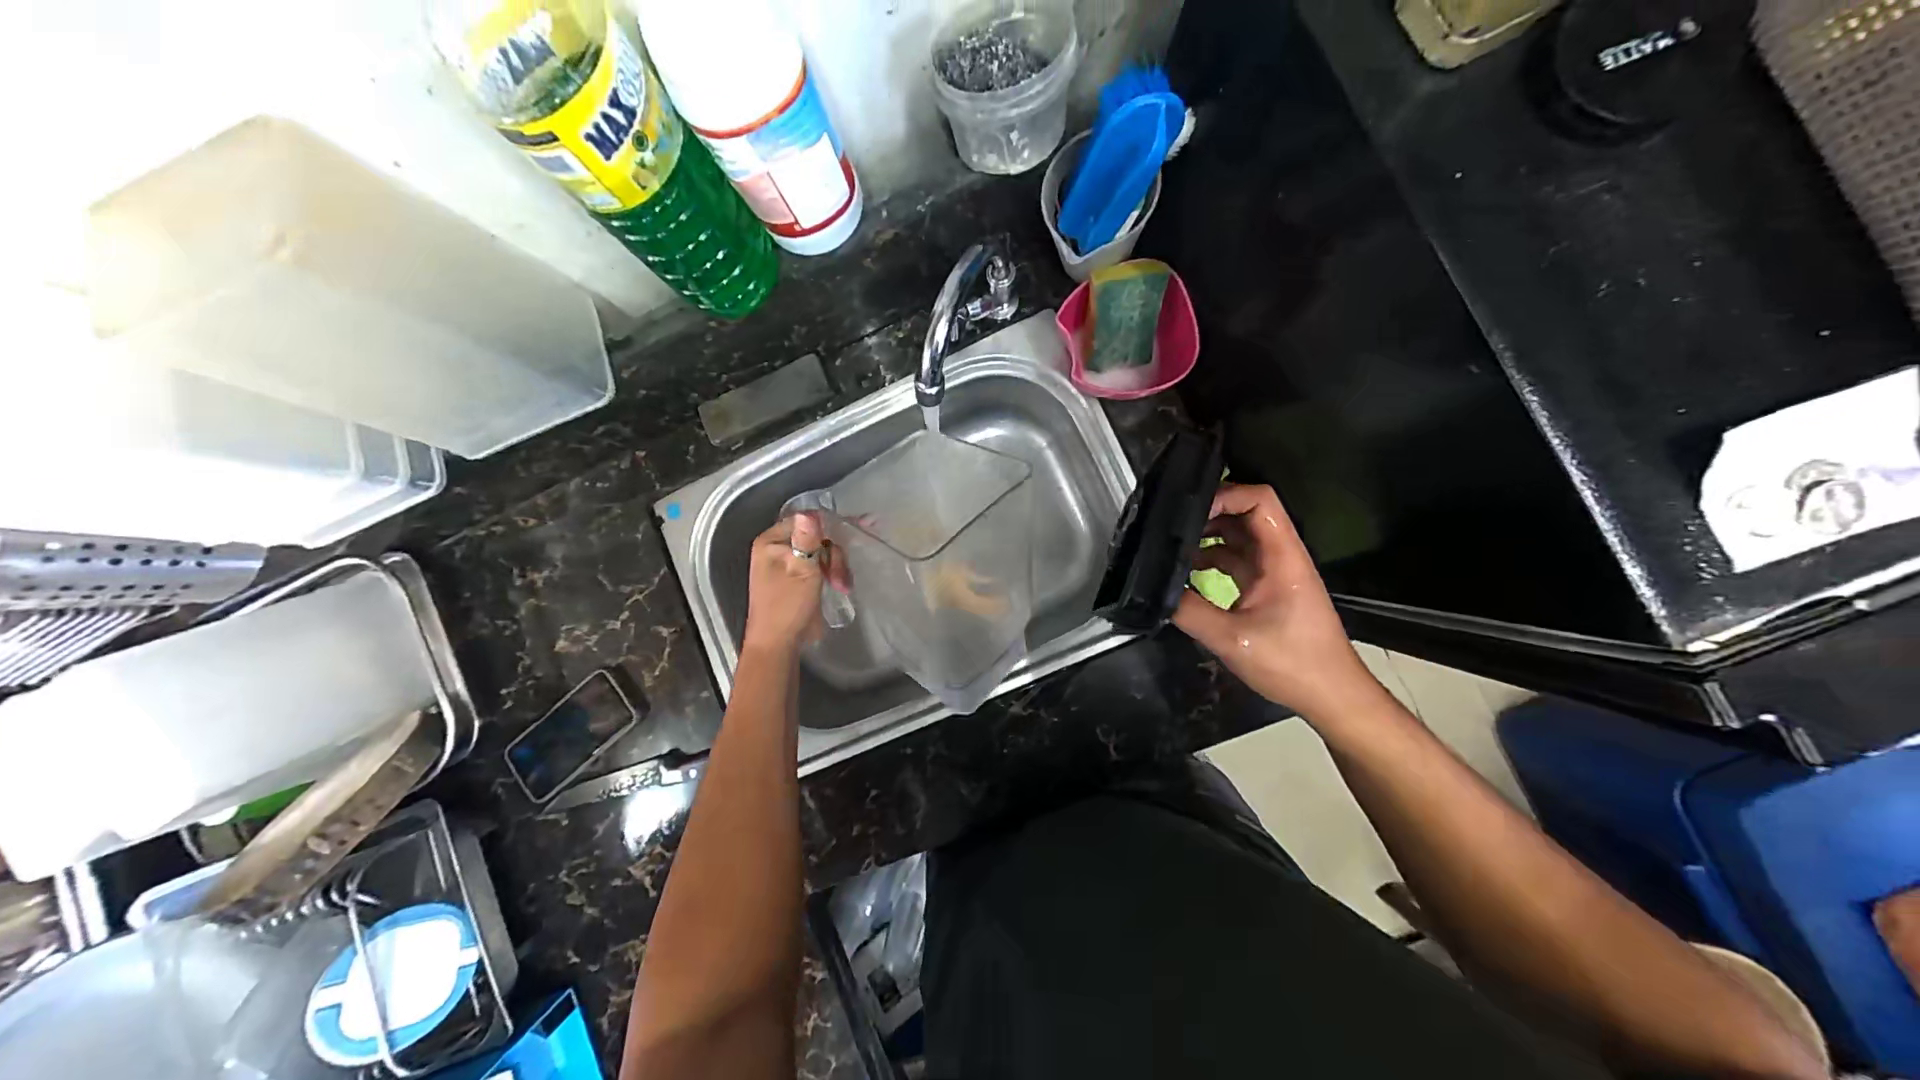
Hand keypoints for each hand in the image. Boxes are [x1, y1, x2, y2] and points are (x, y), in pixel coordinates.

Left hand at [742, 512, 839, 655]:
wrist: (778, 644)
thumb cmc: (787, 606)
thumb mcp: (802, 570)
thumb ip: (807, 540)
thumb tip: (809, 514)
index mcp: (771, 542)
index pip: (805, 521)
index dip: (831, 524)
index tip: (860, 526)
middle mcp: (777, 549)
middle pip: (816, 537)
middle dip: (835, 555)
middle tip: (842, 577)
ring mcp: (787, 565)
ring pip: (821, 553)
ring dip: (836, 567)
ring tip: (843, 586)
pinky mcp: (798, 580)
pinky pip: (820, 566)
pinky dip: (832, 574)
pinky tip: (841, 585)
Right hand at [1173, 484, 1383, 719]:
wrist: (1332, 696)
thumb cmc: (1293, 664)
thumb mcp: (1231, 639)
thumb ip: (1189, 611)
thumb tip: (1154, 592)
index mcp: (1282, 556)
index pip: (1259, 499)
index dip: (1225, 494)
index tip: (1190, 509)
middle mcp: (1280, 556)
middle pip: (1245, 514)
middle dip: (1208, 513)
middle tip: (1171, 526)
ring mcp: (1274, 573)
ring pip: (1239, 538)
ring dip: (1207, 536)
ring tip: (1172, 546)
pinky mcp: (1267, 590)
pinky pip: (1235, 562)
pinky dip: (1210, 560)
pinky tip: (1186, 573)